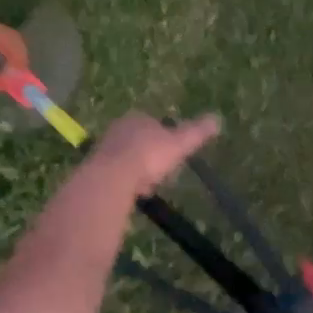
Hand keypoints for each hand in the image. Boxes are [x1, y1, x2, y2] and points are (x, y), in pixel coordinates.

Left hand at [89, 112, 219, 195]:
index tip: (174, 157)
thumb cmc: (149, 155)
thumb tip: (217, 119)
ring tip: (148, 188)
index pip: (155, 125)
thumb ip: (197, 132)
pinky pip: (116, 175)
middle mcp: (117, 128)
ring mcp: (104, 147)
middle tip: (161, 175)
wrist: (112, 176)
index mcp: (137, 118)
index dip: (166, 141)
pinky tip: (133, 194)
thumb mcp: (179, 143)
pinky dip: (126, 183)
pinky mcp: (95, 167)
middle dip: (151, 158)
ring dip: (138, 172)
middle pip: (139, 142)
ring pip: (127, 159)